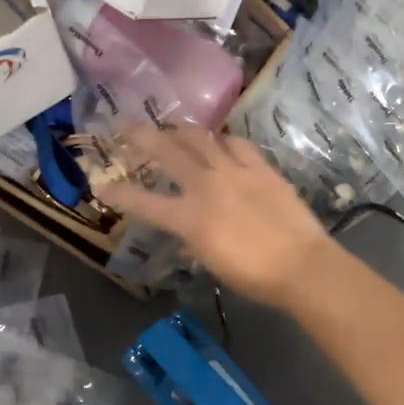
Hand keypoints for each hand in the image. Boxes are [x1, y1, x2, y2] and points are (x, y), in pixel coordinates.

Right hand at [92, 125, 335, 306]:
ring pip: (201, 138)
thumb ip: (196, 245)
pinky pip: (238, 144)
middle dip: (142, 136)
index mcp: (190, 218)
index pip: (144, 203)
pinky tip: (223, 142)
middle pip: (167, 151)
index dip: (120, 194)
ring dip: (183, 130)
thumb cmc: (256, 277)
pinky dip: (225, 141)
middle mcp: (207, 186)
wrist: (301, 265)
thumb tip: (187, 237)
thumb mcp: (215, 265)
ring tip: (175, 127)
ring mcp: (236, 172)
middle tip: (127, 127)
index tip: (102, 185)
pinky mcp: (263, 169)